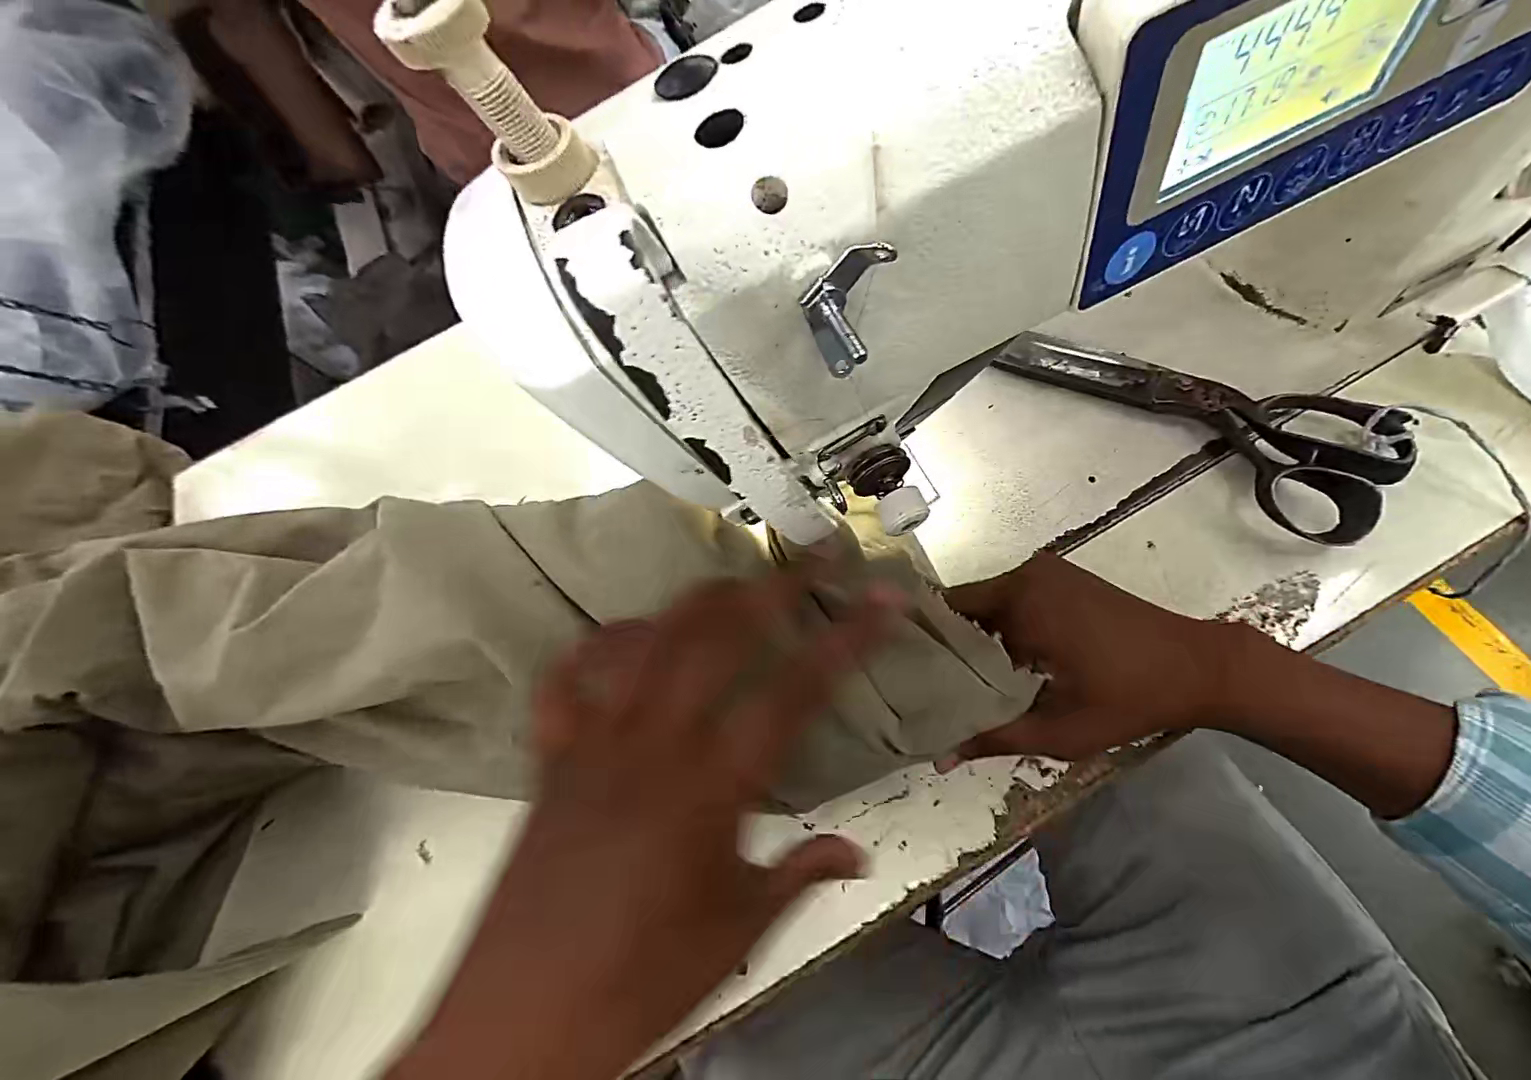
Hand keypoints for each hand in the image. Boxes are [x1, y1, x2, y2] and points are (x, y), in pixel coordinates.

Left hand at [389, 573, 901, 1079]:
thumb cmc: (641, 981)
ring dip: (699, 600)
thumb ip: (802, 872)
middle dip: (776, 587)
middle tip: (815, 556)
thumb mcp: (740, 928)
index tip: (883, 601)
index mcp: (713, 784)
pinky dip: (598, 648)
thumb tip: (858, 853)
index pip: (798, 689)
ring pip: (648, 642)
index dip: (849, 638)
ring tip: (739, 578)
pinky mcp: (551, 762)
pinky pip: (567, 684)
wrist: (510, 1032)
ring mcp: (595, 745)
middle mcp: (654, 745)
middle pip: (721, 636)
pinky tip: (628, 634)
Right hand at [945, 553, 1265, 760]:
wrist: (1198, 666)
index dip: (925, 644)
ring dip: (979, 640)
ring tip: (961, 684)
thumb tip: (940, 757)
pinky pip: (1018, 601)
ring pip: (992, 605)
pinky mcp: (1067, 580)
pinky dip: (1006, 629)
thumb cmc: (1130, 697)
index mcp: (1022, 599)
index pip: (947, 611)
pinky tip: (1004, 667)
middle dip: (951, 647)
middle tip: (931, 690)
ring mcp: (1051, 572)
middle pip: (967, 608)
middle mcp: (1028, 574)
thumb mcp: (1061, 729)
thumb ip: (996, 738)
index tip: (906, 677)